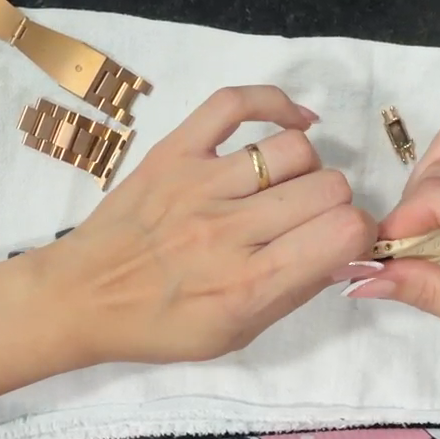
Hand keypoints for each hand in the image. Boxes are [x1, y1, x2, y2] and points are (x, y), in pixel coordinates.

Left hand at [32, 85, 375, 364]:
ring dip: (305, 170)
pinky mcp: (173, 151)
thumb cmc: (160, 327)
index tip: (342, 240)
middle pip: (329, 187)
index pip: (343, 233)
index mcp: (249, 285)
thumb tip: (345, 251)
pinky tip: (293, 124)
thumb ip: (294, 293)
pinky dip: (275, 103)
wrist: (80, 298)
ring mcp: (199, 184)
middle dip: (336, 205)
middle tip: (311, 220)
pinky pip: (234, 103)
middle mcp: (229, 231)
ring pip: (294, 150)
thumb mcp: (235, 335)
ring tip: (286, 188)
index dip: (358, 233)